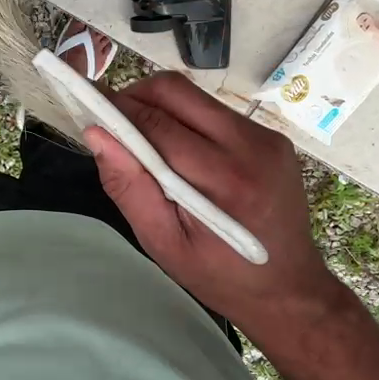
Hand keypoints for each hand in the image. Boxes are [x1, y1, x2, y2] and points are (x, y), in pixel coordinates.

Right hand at [86, 73, 345, 339]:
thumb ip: (128, 186)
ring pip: (195, 95)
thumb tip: (96, 134)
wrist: (290, 289)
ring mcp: (266, 137)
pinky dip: (184, 118)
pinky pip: (213, 110)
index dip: (117, 109)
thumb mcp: (162, 242)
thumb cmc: (219, 275)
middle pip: (177, 90)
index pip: (157, 121)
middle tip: (113, 123)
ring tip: (143, 140)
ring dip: (160, 107)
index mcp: (224, 179)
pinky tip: (177, 151)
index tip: (88, 107)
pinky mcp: (271, 136)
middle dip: (136, 96)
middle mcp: (251, 146)